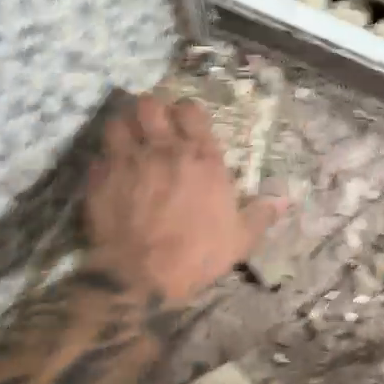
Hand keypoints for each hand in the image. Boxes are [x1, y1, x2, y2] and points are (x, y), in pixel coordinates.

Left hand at [84, 92, 279, 304]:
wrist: (142, 277)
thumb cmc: (197, 254)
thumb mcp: (240, 239)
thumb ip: (261, 214)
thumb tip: (285, 200)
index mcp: (201, 158)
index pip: (190, 109)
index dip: (186, 111)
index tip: (185, 122)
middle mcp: (163, 150)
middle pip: (149, 105)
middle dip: (150, 111)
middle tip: (153, 127)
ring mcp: (127, 162)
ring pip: (117, 122)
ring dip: (123, 128)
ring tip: (128, 141)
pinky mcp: (99, 180)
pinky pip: (98, 156)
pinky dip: (104, 160)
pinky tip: (110, 173)